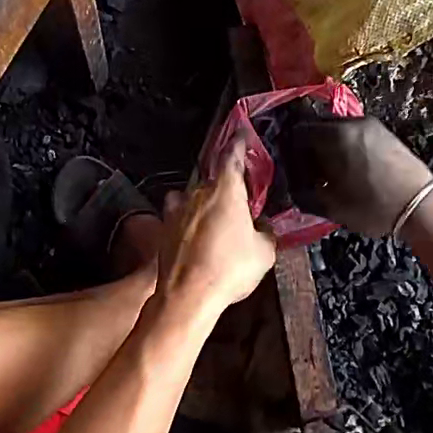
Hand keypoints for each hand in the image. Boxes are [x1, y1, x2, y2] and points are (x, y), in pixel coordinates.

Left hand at [157, 138, 277, 311]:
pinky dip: (190, 222)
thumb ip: (266, 233)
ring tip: (220, 222)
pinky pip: (180, 216)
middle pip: (215, 180)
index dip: (239, 144)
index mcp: (226, 190)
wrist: (188, 295)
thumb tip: (264, 228)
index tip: (241, 136)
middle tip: (241, 201)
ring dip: (207, 205)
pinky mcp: (166, 229)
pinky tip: (199, 236)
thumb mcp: (264, 252)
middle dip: (228, 188)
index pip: (232, 156)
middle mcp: (199, 194)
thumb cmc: (227, 270)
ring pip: (195, 198)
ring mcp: (178, 211)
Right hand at [280, 116, 432, 237]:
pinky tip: (349, 172)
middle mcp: (352, 122)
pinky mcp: (384, 134)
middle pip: (317, 128)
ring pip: (336, 131)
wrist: (422, 207)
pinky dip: (344, 148)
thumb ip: (303, 193)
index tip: (293, 172)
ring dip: (327, 149)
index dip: (291, 152)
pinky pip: (353, 134)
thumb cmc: (373, 207)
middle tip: (309, 175)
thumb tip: (293, 185)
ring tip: (329, 176)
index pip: (298, 132)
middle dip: (308, 149)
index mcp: (335, 135)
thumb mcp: (331, 206)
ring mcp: (371, 125)